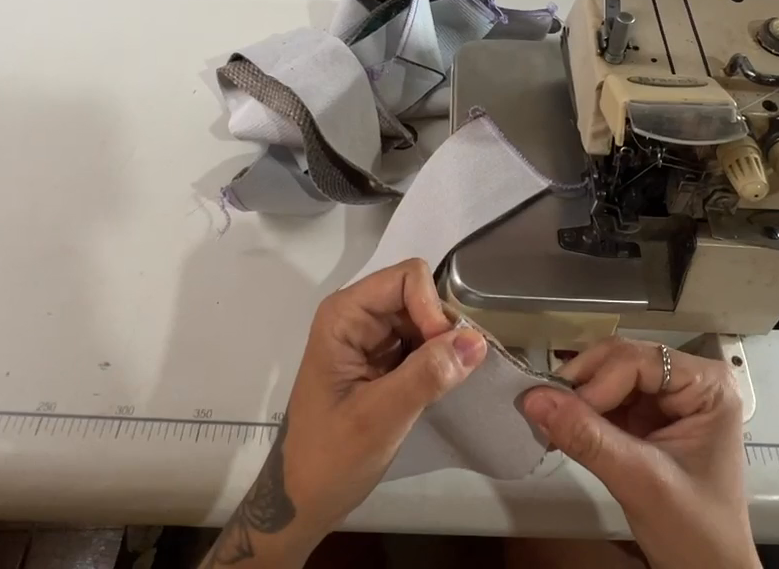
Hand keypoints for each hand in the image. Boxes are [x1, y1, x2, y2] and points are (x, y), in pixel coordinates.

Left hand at [203, 258, 487, 566]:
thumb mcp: (379, 418)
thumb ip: (427, 375)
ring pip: (424, 317)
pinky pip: (422, 341)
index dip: (432, 307)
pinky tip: (439, 386)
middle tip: (451, 372)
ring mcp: (371, 337)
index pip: (406, 278)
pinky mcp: (384, 359)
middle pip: (418, 293)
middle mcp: (357, 315)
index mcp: (344, 315)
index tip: (445, 352)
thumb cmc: (329, 458)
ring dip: (442, 345)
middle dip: (441, 326)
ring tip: (446, 383)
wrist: (302, 501)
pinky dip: (438, 359)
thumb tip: (476, 340)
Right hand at [521, 338, 758, 568]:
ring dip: (577, 395)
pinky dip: (580, 409)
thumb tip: (533, 398)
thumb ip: (589, 438)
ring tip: (550, 420)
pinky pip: (605, 396)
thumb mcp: (641, 482)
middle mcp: (690, 380)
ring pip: (608, 373)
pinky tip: (562, 426)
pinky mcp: (647, 415)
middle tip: (547, 410)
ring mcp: (667, 397)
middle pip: (622, 358)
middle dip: (584, 384)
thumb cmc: (694, 532)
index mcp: (708, 385)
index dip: (599, 381)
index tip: (564, 412)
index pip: (641, 359)